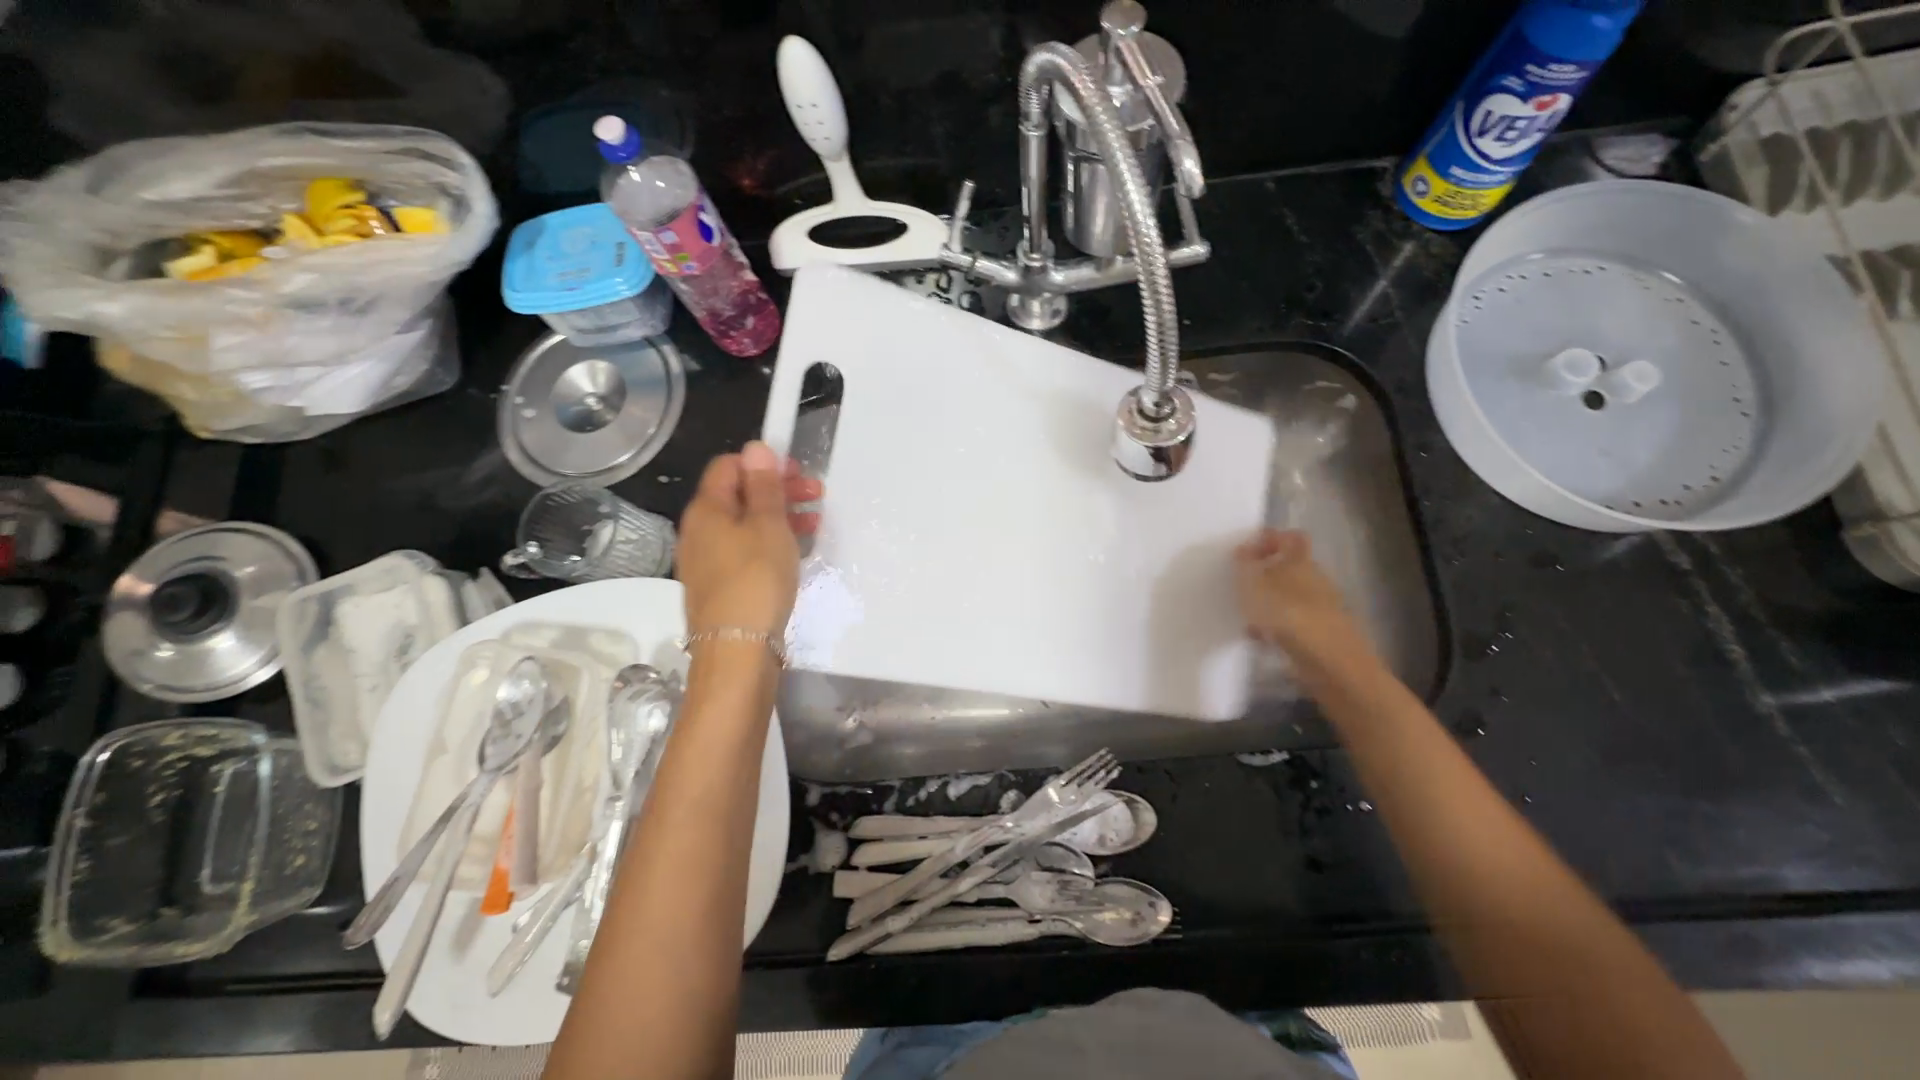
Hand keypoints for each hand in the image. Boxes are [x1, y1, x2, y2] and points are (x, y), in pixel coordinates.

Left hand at [677, 441, 822, 640]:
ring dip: (778, 518)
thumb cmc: (756, 580)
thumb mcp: (769, 526)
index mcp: (706, 509)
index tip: (799, 473)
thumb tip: (756, 448)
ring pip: (743, 526)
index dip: (764, 462)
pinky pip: (744, 552)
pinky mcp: (718, 588)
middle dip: (777, 490)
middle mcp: (698, 532)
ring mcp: (706, 562)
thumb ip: (765, 486)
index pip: (729, 466)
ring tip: (814, 525)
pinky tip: (793, 554)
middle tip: (817, 496)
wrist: (736, 651)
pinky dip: (769, 545)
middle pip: (737, 496)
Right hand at [1234, 528, 1358, 656]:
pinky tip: (1264, 639)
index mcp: (1300, 560)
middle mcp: (1315, 578)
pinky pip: (1296, 622)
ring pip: (1293, 596)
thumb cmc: (1284, 611)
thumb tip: (1244, 548)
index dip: (1271, 540)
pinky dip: (1280, 626)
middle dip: (1268, 575)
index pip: (1291, 537)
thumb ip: (1244, 563)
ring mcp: (1323, 605)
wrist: (1326, 657)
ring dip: (1273, 603)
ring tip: (1249, 617)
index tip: (1248, 553)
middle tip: (1244, 586)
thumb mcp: (1253, 582)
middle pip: (1292, 567)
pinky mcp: (1323, 632)